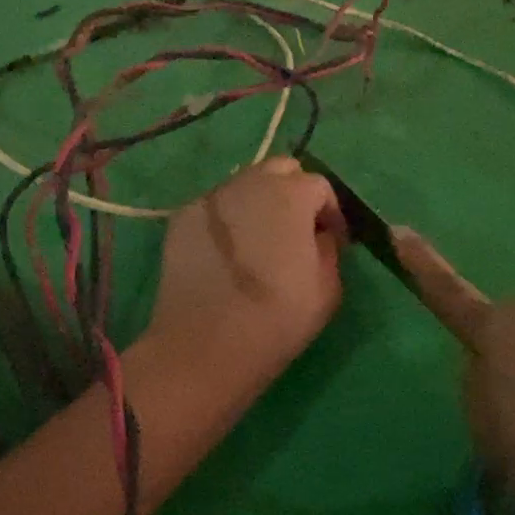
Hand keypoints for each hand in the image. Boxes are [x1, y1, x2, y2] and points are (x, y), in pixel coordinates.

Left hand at [144, 157, 345, 386]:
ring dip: (258, 201)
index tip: (331, 240)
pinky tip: (226, 252)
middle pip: (279, 169)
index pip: (319, 186)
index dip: (329, 212)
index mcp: (290, 194)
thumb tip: (319, 235)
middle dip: (293, 191)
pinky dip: (227, 219)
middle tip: (295, 230)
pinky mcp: (183, 216)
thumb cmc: (276, 318)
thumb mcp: (327, 288)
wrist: (204, 344)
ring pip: (244, 183)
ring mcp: (212, 197)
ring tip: (258, 240)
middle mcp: (249, 182)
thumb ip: (329, 248)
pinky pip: (215, 207)